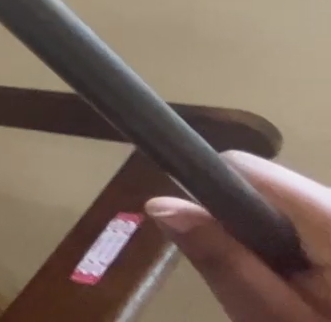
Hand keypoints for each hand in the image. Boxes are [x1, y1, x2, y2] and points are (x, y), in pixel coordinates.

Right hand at [149, 153, 330, 320]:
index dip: (212, 193)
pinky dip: (319, 262)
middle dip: (256, 231)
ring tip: (308, 307)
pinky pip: (328, 235)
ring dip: (290, 250)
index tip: (214, 243)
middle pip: (281, 193)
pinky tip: (329, 305)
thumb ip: (226, 263)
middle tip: (273, 293)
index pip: (246, 170)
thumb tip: (162, 204)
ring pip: (309, 216)